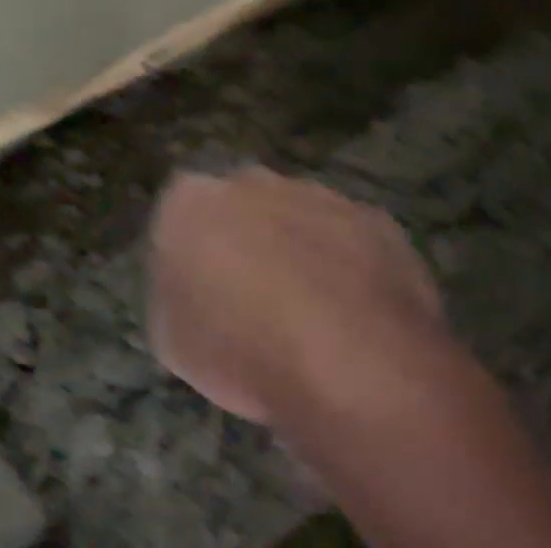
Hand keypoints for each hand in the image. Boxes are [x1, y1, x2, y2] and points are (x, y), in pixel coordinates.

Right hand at [146, 167, 443, 422]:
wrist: (353, 369)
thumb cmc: (240, 352)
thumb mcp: (171, 338)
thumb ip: (174, 294)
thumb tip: (193, 290)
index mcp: (188, 201)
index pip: (177, 217)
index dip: (188, 257)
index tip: (199, 295)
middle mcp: (249, 181)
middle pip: (239, 206)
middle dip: (244, 241)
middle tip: (252, 300)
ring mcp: (318, 196)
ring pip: (298, 219)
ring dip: (298, 252)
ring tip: (310, 315)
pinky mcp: (379, 222)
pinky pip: (352, 241)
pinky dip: (349, 269)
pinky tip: (354, 318)